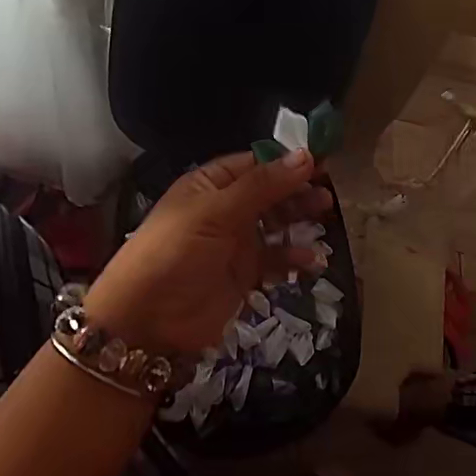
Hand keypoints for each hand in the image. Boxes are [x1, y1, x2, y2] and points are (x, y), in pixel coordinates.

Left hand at [83, 149, 331, 355]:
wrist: (146, 320)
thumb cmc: (176, 252)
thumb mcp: (217, 212)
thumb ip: (263, 186)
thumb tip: (306, 155)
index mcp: (211, 184)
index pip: (255, 162)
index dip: (287, 161)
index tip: (322, 160)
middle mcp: (224, 209)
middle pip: (269, 192)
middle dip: (297, 189)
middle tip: (329, 191)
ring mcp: (234, 243)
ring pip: (275, 223)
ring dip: (299, 219)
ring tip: (326, 215)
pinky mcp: (243, 275)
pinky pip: (274, 259)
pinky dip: (293, 257)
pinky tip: (311, 260)